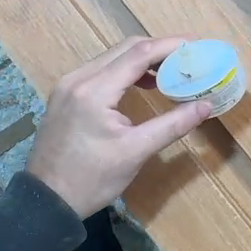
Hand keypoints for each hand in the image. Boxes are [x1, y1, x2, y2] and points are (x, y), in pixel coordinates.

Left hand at [26, 38, 211, 217]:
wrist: (44, 205)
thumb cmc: (90, 180)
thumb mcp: (136, 152)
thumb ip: (173, 124)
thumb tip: (207, 105)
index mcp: (95, 90)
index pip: (140, 53)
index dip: (171, 45)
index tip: (198, 45)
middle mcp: (79, 78)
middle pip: (127, 48)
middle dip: (161, 49)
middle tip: (190, 57)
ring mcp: (69, 85)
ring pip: (114, 56)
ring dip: (144, 58)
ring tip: (172, 70)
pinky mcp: (66, 94)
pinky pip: (102, 69)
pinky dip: (127, 69)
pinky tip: (144, 84)